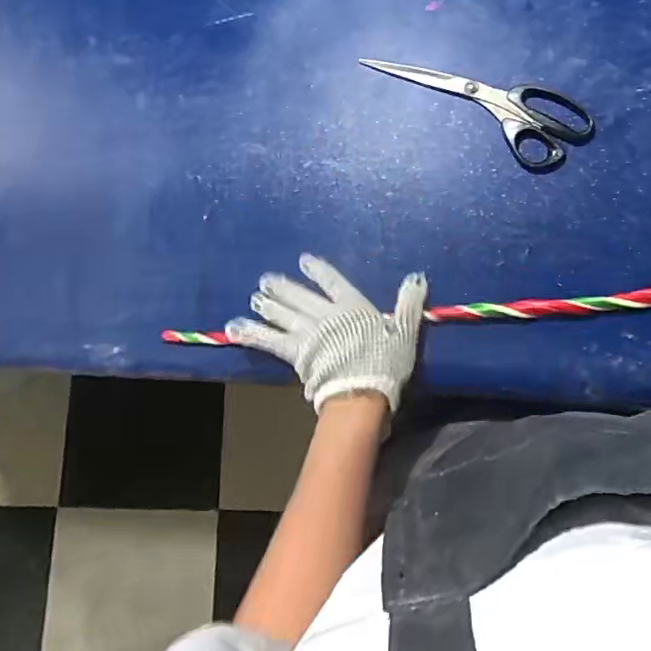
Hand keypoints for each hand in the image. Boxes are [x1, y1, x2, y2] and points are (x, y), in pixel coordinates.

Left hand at [225, 255, 426, 412]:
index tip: (304, 261)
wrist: (362, 389)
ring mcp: (308, 332)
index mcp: (353, 307)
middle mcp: (326, 314)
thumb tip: (416, 277)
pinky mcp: (294, 352)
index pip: (333, 282)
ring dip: (268, 306)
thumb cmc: (387, 362)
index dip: (318, 271)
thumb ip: (408, 304)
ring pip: (283, 314)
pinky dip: (250, 333)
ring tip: (255, 298)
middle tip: (267, 280)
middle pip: (301, 296)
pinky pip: (268, 340)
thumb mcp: (405, 331)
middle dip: (283, 288)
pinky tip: (233, 328)